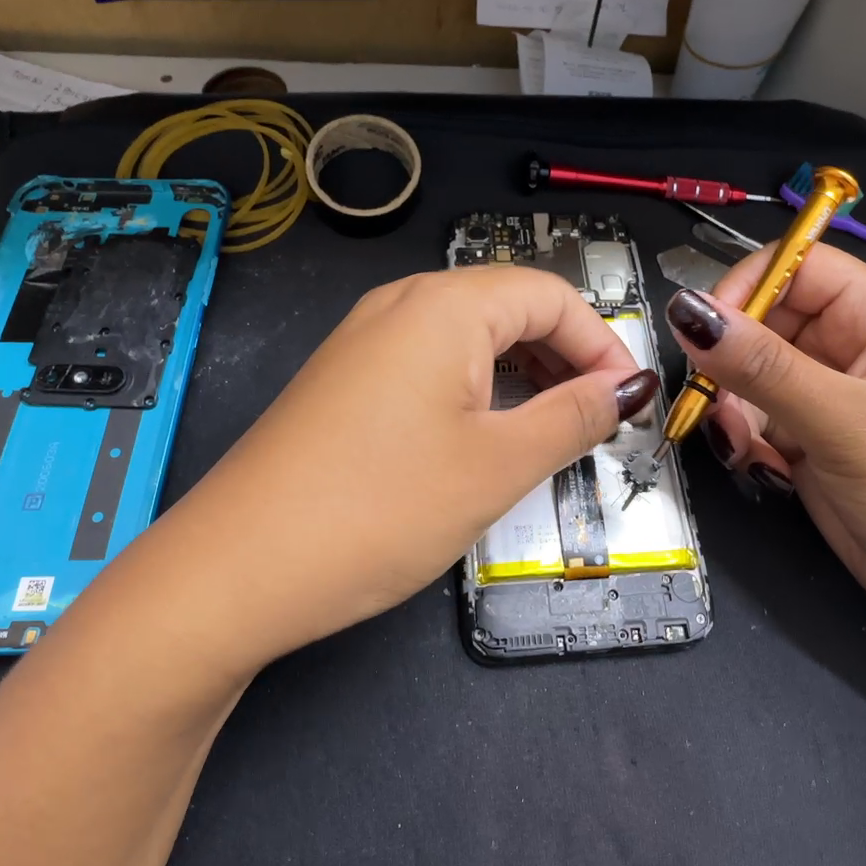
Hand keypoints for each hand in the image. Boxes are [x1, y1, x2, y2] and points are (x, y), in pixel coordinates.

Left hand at [156, 266, 657, 667]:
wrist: (235, 571)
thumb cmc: (380, 509)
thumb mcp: (496, 466)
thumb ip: (573, 418)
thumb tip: (624, 389)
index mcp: (443, 306)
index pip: (550, 295)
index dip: (601, 342)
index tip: (630, 402)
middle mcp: (398, 306)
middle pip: (507, 308)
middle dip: (565, 357)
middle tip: (597, 421)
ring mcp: (362, 343)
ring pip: (467, 340)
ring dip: (522, 377)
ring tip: (550, 434)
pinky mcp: (342, 384)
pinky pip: (427, 367)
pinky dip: (474, 393)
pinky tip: (483, 441)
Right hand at [662, 244, 865, 642]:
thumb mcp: (846, 424)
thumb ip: (762, 367)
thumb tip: (687, 308)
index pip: (800, 267)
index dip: (747, 288)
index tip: (701, 331)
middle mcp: (857, 349)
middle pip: (768, 323)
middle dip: (732, 360)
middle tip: (710, 401)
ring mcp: (833, 398)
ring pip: (753, 375)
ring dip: (733, 407)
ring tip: (739, 445)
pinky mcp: (814, 441)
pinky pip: (758, 419)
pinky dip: (745, 438)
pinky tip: (756, 465)